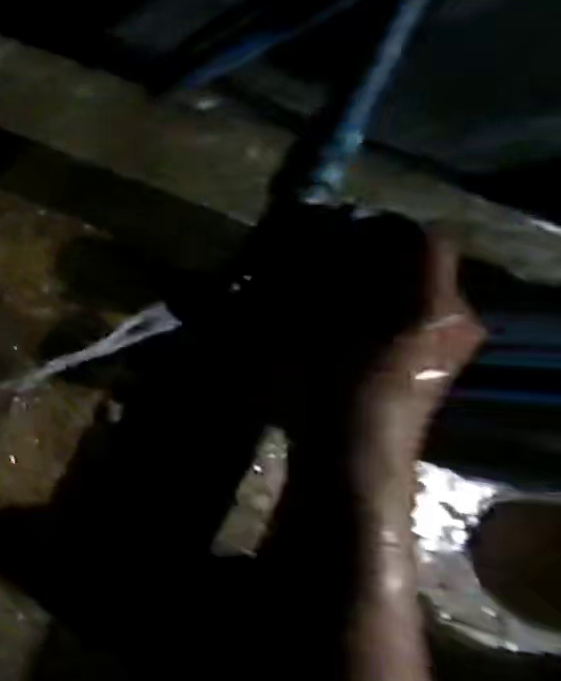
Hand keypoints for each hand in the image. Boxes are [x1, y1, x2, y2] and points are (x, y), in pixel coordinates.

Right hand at [236, 211, 484, 479]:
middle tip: (308, 260)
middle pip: (414, 265)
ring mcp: (448, 344)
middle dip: (362, 256)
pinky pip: (408, 318)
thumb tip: (226, 256)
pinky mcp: (433, 365)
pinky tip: (327, 326)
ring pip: (410, 292)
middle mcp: (452, 315)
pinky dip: (370, 311)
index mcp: (426, 301)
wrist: (352, 456)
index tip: (326, 228)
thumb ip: (274, 287)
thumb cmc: (319, 386)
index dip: (373, 225)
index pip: (420, 237)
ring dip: (364, 285)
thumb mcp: (280, 329)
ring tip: (310, 293)